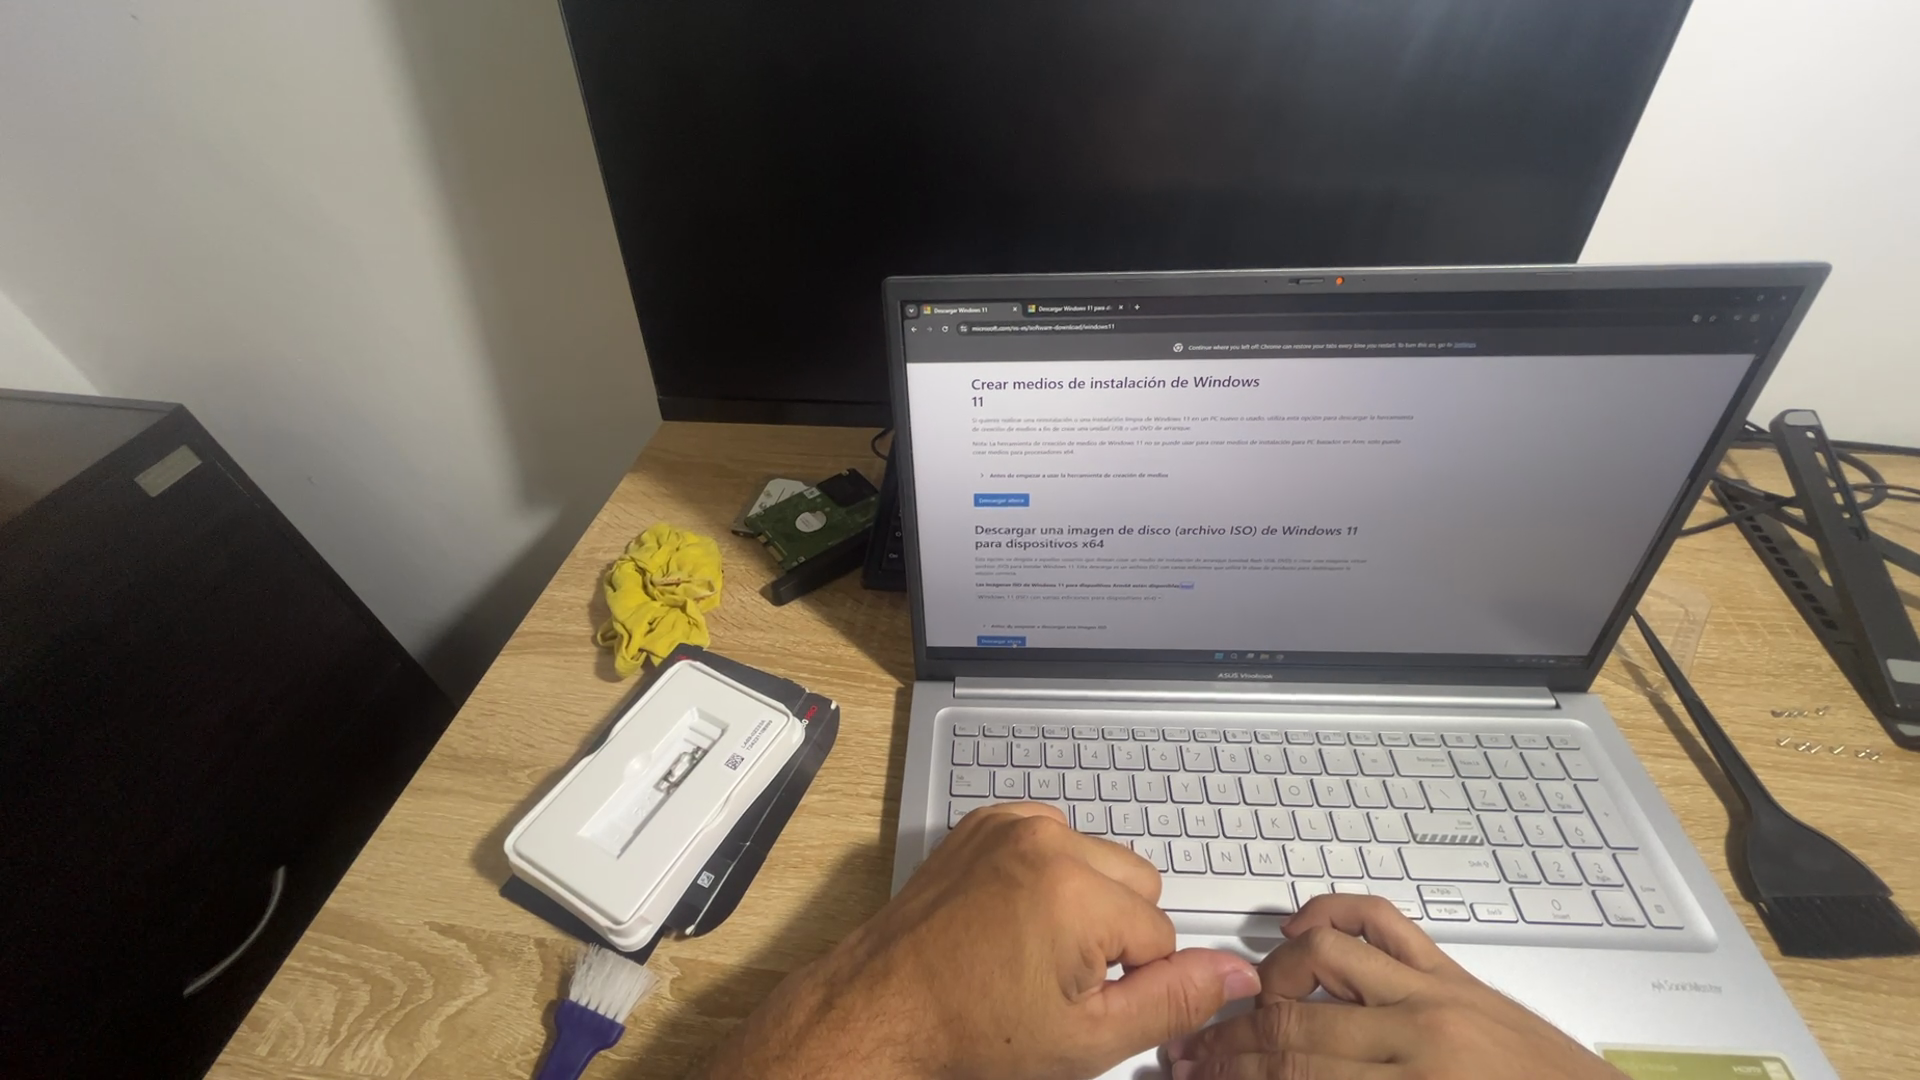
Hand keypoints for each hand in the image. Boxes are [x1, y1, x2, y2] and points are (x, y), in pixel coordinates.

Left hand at [697, 803, 1260, 1079]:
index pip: (1162, 930)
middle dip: (1114, 927)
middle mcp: (1047, 840)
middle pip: (1137, 880)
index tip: (1080, 992)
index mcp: (1077, 891)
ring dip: (1085, 893)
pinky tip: (1017, 906)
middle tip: (1058, 967)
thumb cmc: (976, 1027)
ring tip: (1034, 938)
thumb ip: (1176, 1001)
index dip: (1131, 974)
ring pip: (1099, 854)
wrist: (890, 1001)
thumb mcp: (1090, 1038)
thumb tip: (1237, 974)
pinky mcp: (987, 819)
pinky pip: (1053, 832)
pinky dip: (1049, 865)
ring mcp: (1012, 823)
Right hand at [1164, 894, 1624, 1078]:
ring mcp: (1439, 991)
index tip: (1202, 1076)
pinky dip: (1330, 912)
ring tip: (1247, 1002)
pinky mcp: (1453, 970)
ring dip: (1270, 978)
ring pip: (1322, 957)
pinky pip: (1379, 916)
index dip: (1238, 1073)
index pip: (1298, 1072)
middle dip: (1233, 1042)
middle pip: (1296, 1024)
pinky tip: (1298, 930)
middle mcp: (1424, 1036)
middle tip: (1197, 1053)